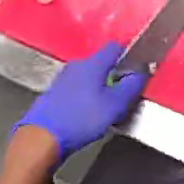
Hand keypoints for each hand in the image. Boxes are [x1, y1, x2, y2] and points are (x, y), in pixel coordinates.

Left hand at [13, 41, 147, 159]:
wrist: (43, 136)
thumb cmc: (81, 119)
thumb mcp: (115, 105)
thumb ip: (131, 86)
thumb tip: (141, 72)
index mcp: (92, 63)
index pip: (114, 47)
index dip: (128, 55)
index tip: (136, 69)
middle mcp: (75, 66)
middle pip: (101, 64)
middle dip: (113, 77)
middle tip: (123, 95)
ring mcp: (62, 79)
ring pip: (87, 77)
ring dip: (98, 88)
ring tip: (106, 109)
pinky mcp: (53, 93)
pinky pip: (76, 89)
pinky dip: (85, 97)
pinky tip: (87, 115)